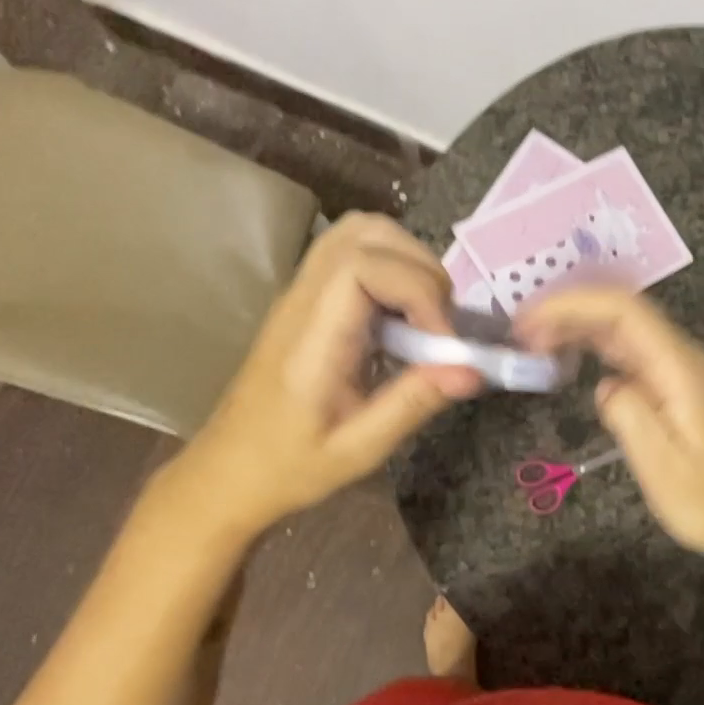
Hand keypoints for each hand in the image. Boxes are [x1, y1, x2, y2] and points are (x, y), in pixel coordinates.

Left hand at [164, 214, 481, 536]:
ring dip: (410, 264)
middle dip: (423, 270)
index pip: (363, 267)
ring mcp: (302, 295)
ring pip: (360, 233)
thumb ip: (414, 402)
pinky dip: (396, 272)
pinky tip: (406, 322)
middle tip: (443, 328)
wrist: (230, 470)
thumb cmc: (291, 467)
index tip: (444, 342)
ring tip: (428, 320)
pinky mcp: (310, 300)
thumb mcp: (360, 449)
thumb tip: (473, 370)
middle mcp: (302, 301)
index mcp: (311, 339)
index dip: (419, 291)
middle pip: (366, 233)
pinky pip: (355, 255)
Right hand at [516, 289, 703, 571]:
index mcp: (681, 370)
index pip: (624, 310)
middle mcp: (684, 360)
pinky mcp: (678, 392)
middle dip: (569, 313)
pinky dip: (597, 353)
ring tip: (534, 345)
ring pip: (626, 333)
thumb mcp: (660, 465)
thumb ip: (627, 413)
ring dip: (580, 330)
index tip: (527, 323)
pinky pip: (633, 357)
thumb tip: (604, 385)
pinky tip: (572, 366)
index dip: (571, 305)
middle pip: (623, 313)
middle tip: (520, 334)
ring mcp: (683, 374)